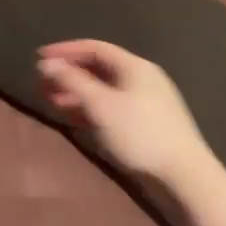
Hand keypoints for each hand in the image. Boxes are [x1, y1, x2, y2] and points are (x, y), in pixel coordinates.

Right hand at [37, 40, 217, 187]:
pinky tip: (75, 119)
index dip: (65, 50)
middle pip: (98, 68)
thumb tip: (46, 64)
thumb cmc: (140, 134)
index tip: (39, 57)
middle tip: (42, 84)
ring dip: (76, 93)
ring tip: (52, 102)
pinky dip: (90, 109)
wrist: (186, 177)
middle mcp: (142, 79)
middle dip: (68, 74)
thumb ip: (71, 81)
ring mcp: (146, 102)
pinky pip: (111, 107)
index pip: (94, 48)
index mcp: (135, 67)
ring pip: (104, 90)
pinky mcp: (147, 124)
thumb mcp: (100, 105)